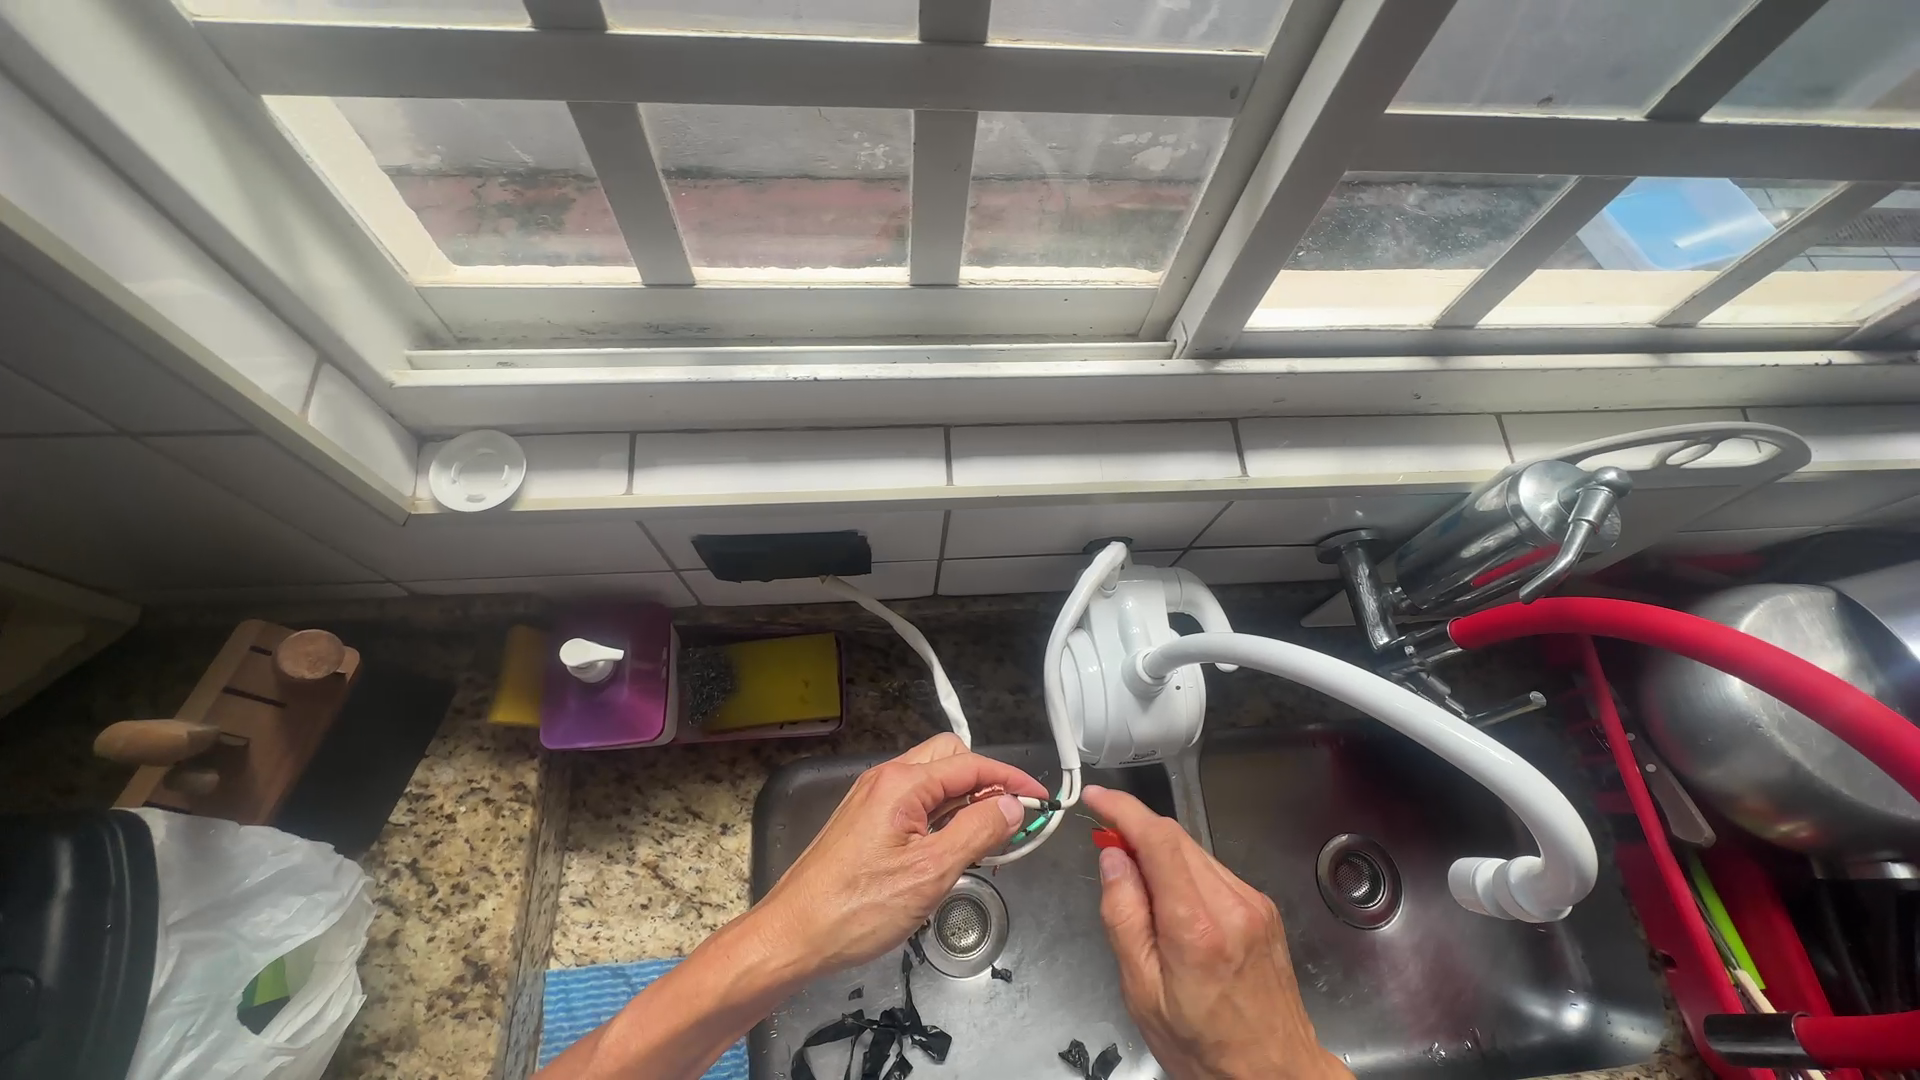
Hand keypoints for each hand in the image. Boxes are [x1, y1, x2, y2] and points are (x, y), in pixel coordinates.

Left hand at [750, 733, 1047, 976]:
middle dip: (986, 781)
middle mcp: (886, 779)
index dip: (1011, 779)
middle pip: (950, 758)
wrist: (792, 935)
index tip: (1042, 800)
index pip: (971, 764)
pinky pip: (915, 802)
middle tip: (1011, 818)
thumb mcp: (931, 873)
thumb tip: (1011, 805)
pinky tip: (953, 846)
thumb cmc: (858, 908)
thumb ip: (977, 831)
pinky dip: (942, 815)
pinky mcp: (865, 820)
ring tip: (989, 837)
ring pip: (933, 780)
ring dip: (965, 800)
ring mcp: (872, 798)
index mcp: (902, 783)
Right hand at [1083, 785, 1349, 1079]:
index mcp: (1196, 926)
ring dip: (1158, 850)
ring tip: (1136, 881)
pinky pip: (1212, 870)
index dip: (1123, 809)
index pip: (1158, 840)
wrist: (1275, 1075)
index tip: (1095, 796)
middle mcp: (1232, 903)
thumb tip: (1113, 856)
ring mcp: (1253, 902)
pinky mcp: (1262, 908)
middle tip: (1103, 841)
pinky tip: (1170, 899)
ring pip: (1194, 851)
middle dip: (1135, 828)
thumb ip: (1123, 915)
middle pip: (1176, 838)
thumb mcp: (1142, 990)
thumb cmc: (1199, 1045)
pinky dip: (1182, 869)